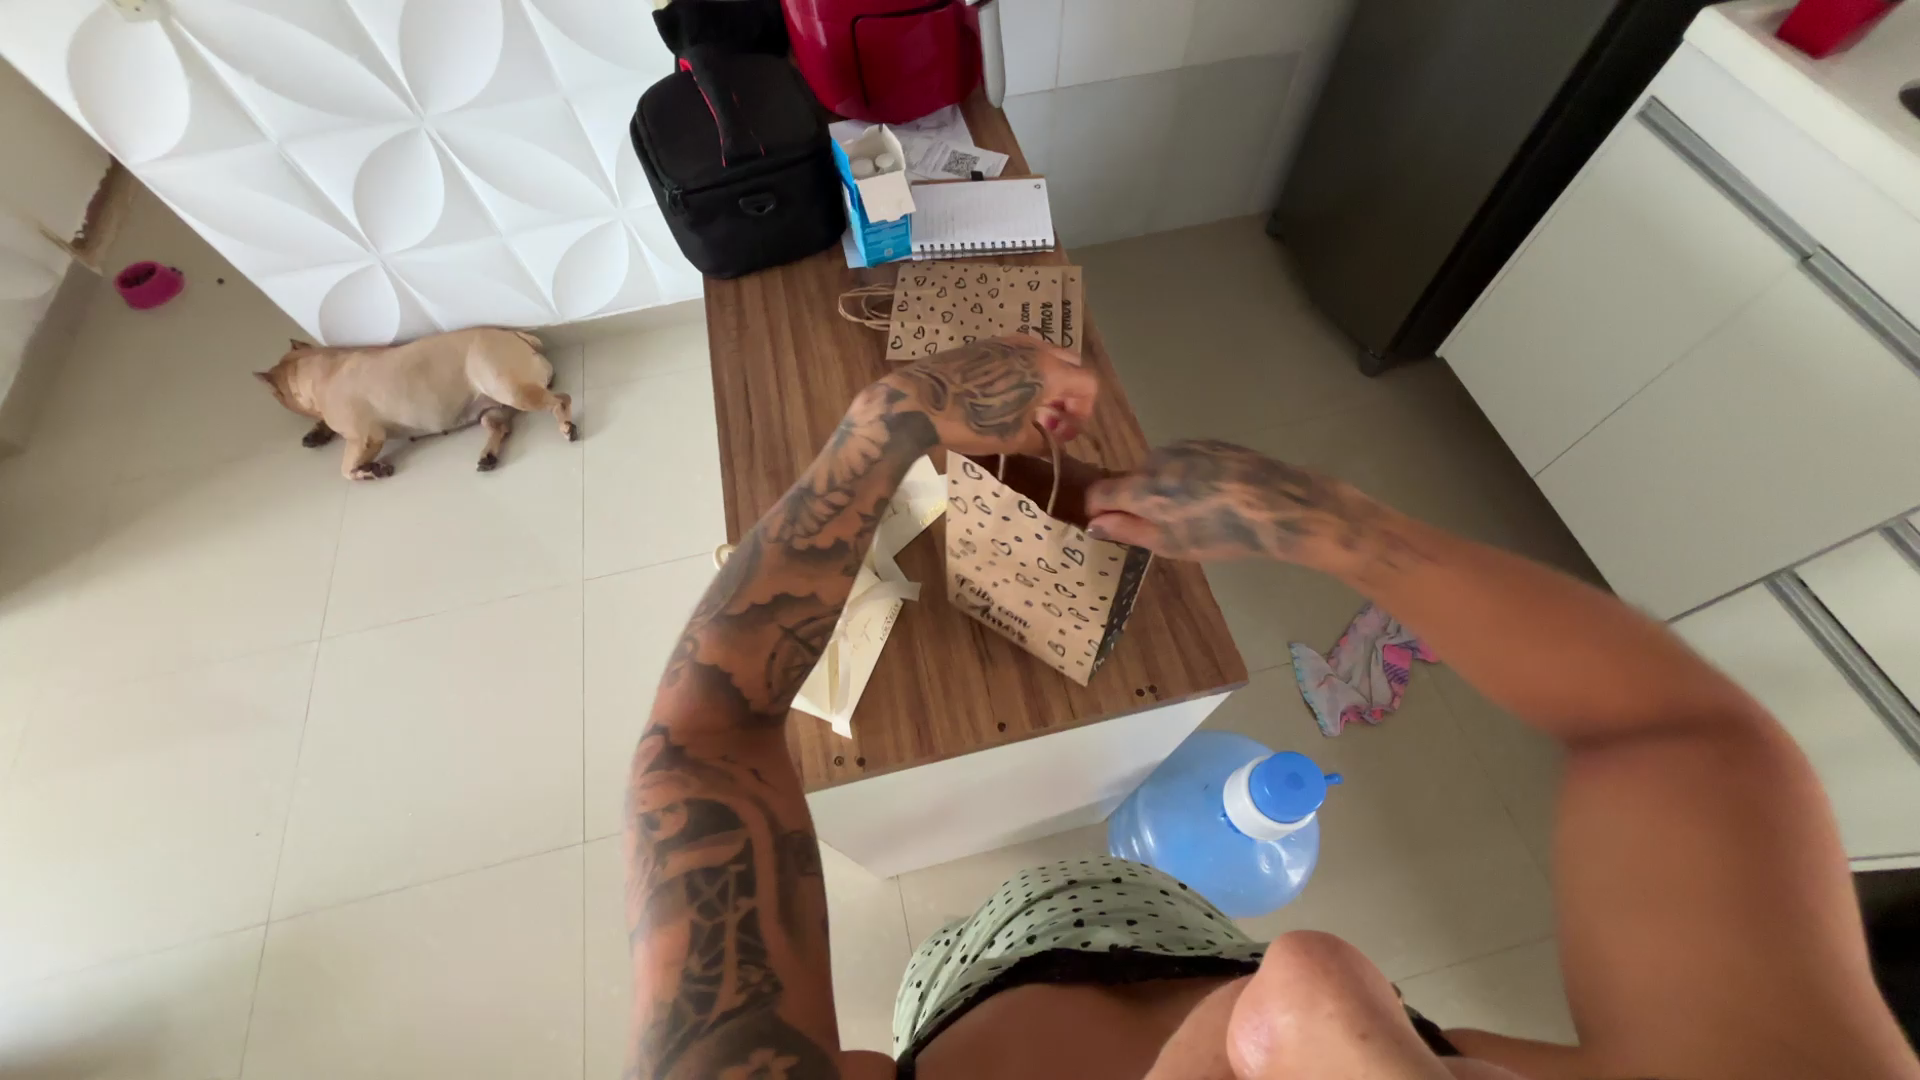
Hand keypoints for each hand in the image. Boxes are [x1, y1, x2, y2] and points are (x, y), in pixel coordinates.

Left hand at [879, 335, 1096, 456]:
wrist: (920, 400)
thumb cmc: (973, 423)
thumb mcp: (1014, 441)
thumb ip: (1042, 441)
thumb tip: (1051, 444)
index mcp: (1049, 371)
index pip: (1088, 384)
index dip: (1084, 412)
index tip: (1065, 434)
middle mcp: (1033, 349)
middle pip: (1069, 365)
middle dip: (1067, 395)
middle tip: (1050, 422)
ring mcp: (1007, 342)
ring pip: (1042, 358)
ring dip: (1046, 384)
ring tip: (1027, 412)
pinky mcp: (985, 344)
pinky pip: (1018, 355)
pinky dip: (1023, 375)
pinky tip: (1004, 399)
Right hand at [1085, 439, 1389, 567]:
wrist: (1279, 506)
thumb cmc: (1220, 534)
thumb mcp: (1170, 544)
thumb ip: (1127, 530)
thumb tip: (1093, 523)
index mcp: (1140, 487)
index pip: (1098, 492)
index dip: (1099, 510)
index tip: (1112, 525)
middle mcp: (1154, 460)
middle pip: (1130, 481)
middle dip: (1137, 501)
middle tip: (1167, 526)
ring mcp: (1182, 447)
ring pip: (1157, 469)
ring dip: (1164, 488)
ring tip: (1196, 511)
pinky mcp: (1208, 442)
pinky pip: (1182, 460)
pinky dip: (1187, 476)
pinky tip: (1213, 494)